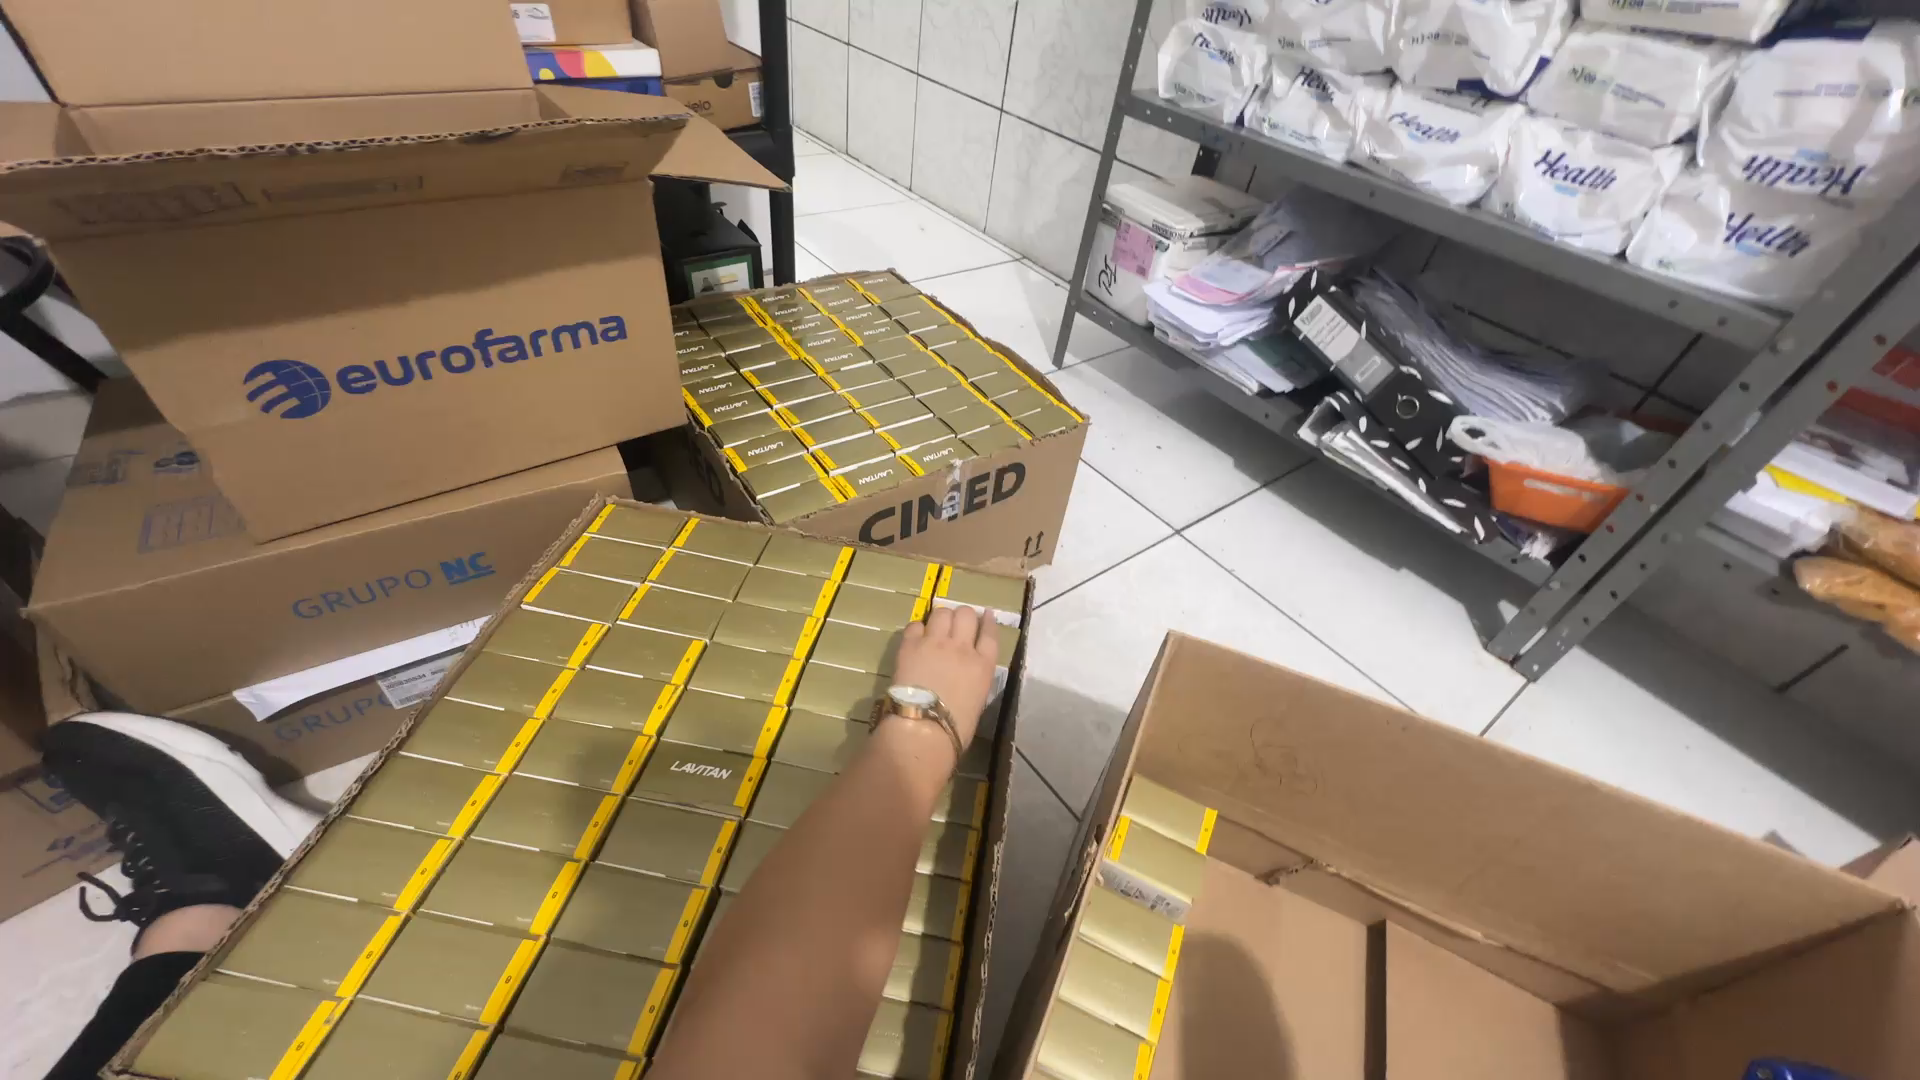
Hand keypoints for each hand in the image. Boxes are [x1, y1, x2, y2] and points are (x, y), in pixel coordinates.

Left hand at [891, 605, 998, 753]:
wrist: (924, 729)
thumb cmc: (955, 727)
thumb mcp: (977, 700)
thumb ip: (975, 677)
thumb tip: (966, 670)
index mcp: (983, 665)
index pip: (990, 633)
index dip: (988, 620)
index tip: (985, 613)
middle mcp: (962, 648)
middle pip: (966, 614)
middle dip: (962, 616)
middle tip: (955, 626)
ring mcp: (935, 643)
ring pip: (942, 612)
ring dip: (941, 618)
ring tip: (936, 628)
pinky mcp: (911, 645)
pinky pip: (916, 625)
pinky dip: (918, 629)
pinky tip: (917, 638)